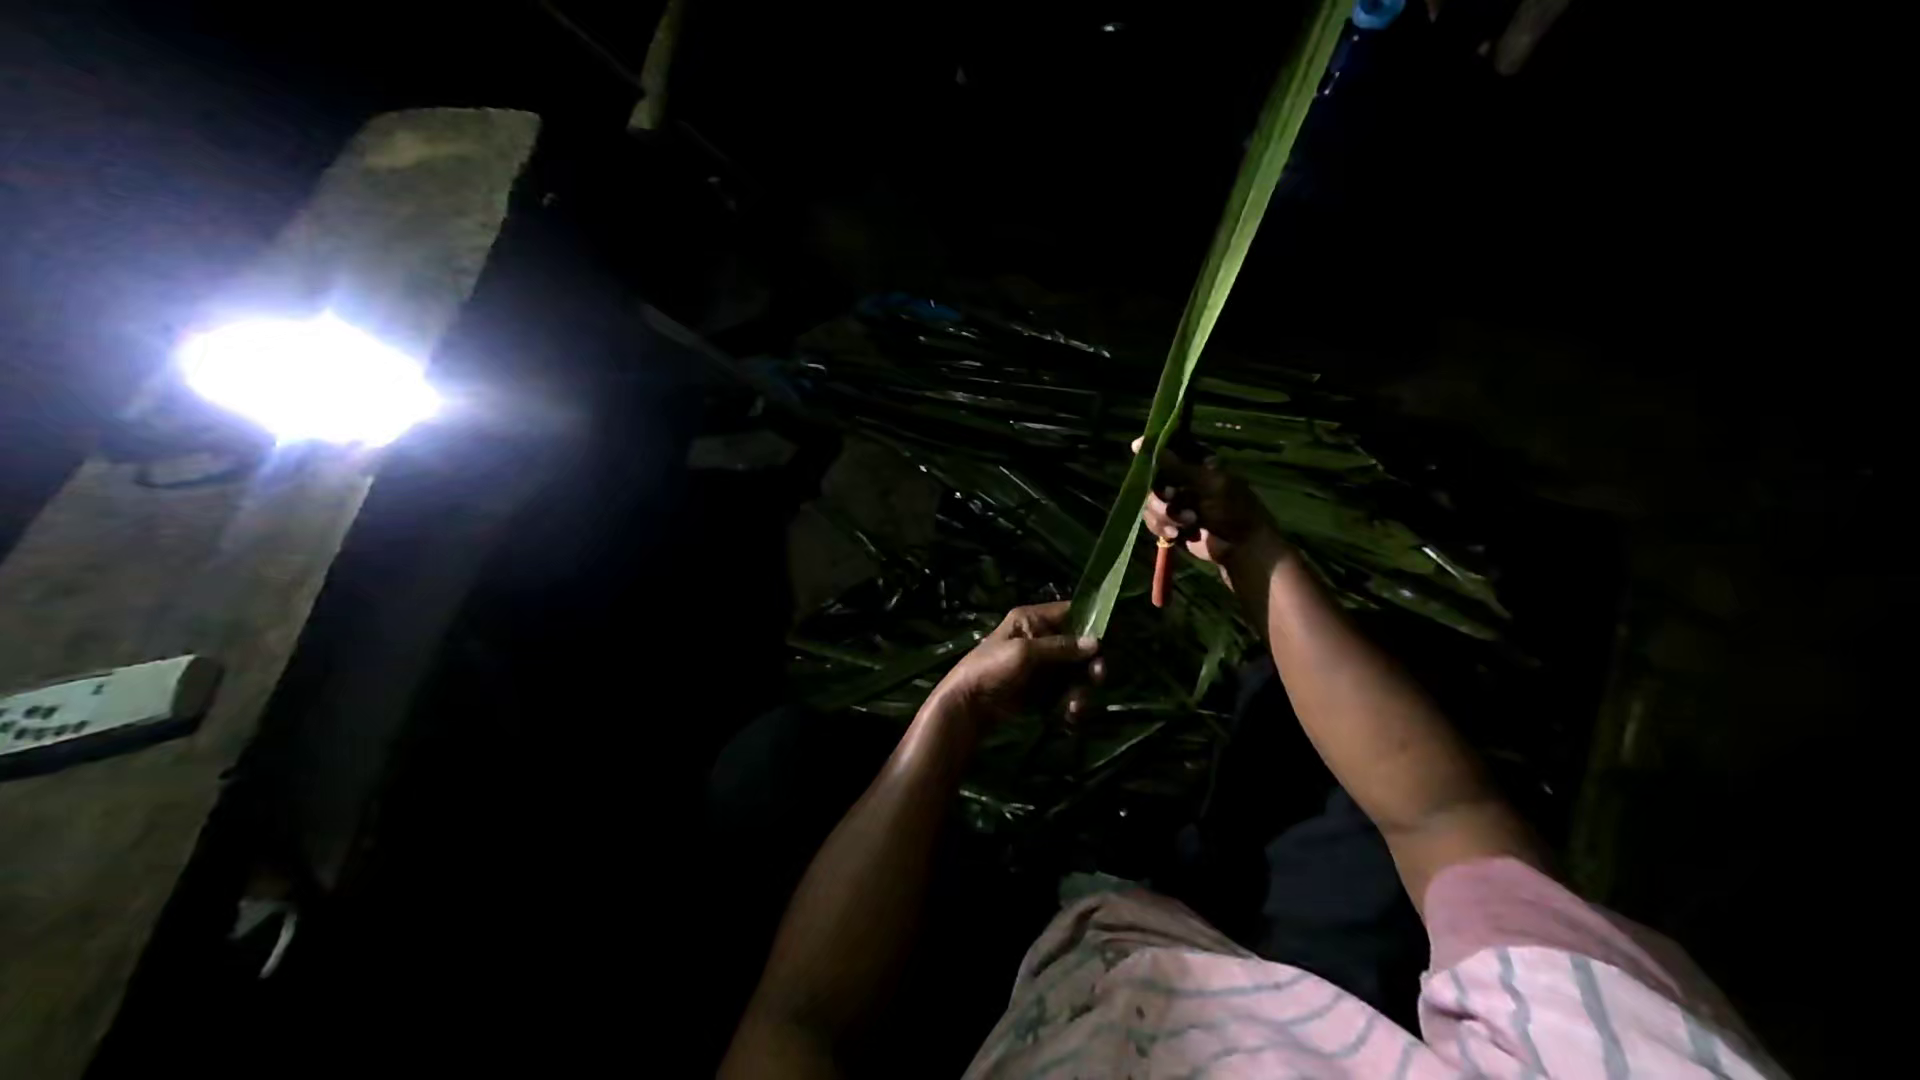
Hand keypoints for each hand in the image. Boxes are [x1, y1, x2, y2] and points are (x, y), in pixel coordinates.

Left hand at [923, 601, 1102, 729]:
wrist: (968, 703)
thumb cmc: (991, 667)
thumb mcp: (1024, 652)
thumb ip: (1061, 647)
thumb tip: (1096, 642)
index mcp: (1032, 619)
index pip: (1071, 613)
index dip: (1092, 624)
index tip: (1108, 641)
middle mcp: (1042, 638)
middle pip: (1080, 646)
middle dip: (1090, 663)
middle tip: (1097, 677)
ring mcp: (1044, 664)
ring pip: (1076, 672)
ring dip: (1080, 689)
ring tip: (1074, 707)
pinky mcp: (1043, 688)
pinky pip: (1067, 691)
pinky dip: (1071, 702)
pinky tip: (1069, 714)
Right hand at [1133, 438, 1283, 568]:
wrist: (1242, 548)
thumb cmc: (1234, 509)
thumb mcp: (1209, 483)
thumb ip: (1177, 465)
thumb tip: (1143, 443)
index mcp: (1197, 462)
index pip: (1169, 447)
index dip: (1152, 448)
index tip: (1136, 447)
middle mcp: (1182, 479)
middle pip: (1152, 477)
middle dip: (1159, 492)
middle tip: (1170, 499)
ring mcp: (1175, 502)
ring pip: (1149, 501)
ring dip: (1164, 513)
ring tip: (1187, 522)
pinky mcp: (1169, 523)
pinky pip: (1151, 520)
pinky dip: (1162, 527)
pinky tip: (1177, 534)